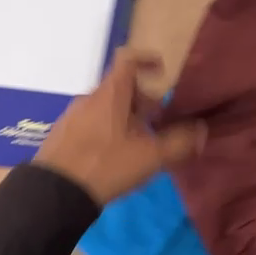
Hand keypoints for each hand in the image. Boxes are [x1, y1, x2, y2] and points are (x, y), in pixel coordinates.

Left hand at [33, 49, 205, 203]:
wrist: (53, 195)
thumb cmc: (106, 165)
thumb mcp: (151, 157)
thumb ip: (180, 142)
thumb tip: (202, 131)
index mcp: (111, 94)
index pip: (128, 59)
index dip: (147, 60)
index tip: (162, 72)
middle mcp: (90, 98)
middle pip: (121, 87)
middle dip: (143, 100)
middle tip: (158, 122)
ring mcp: (72, 116)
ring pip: (106, 106)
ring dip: (125, 117)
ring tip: (138, 143)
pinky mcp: (61, 135)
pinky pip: (91, 122)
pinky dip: (107, 129)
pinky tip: (113, 156)